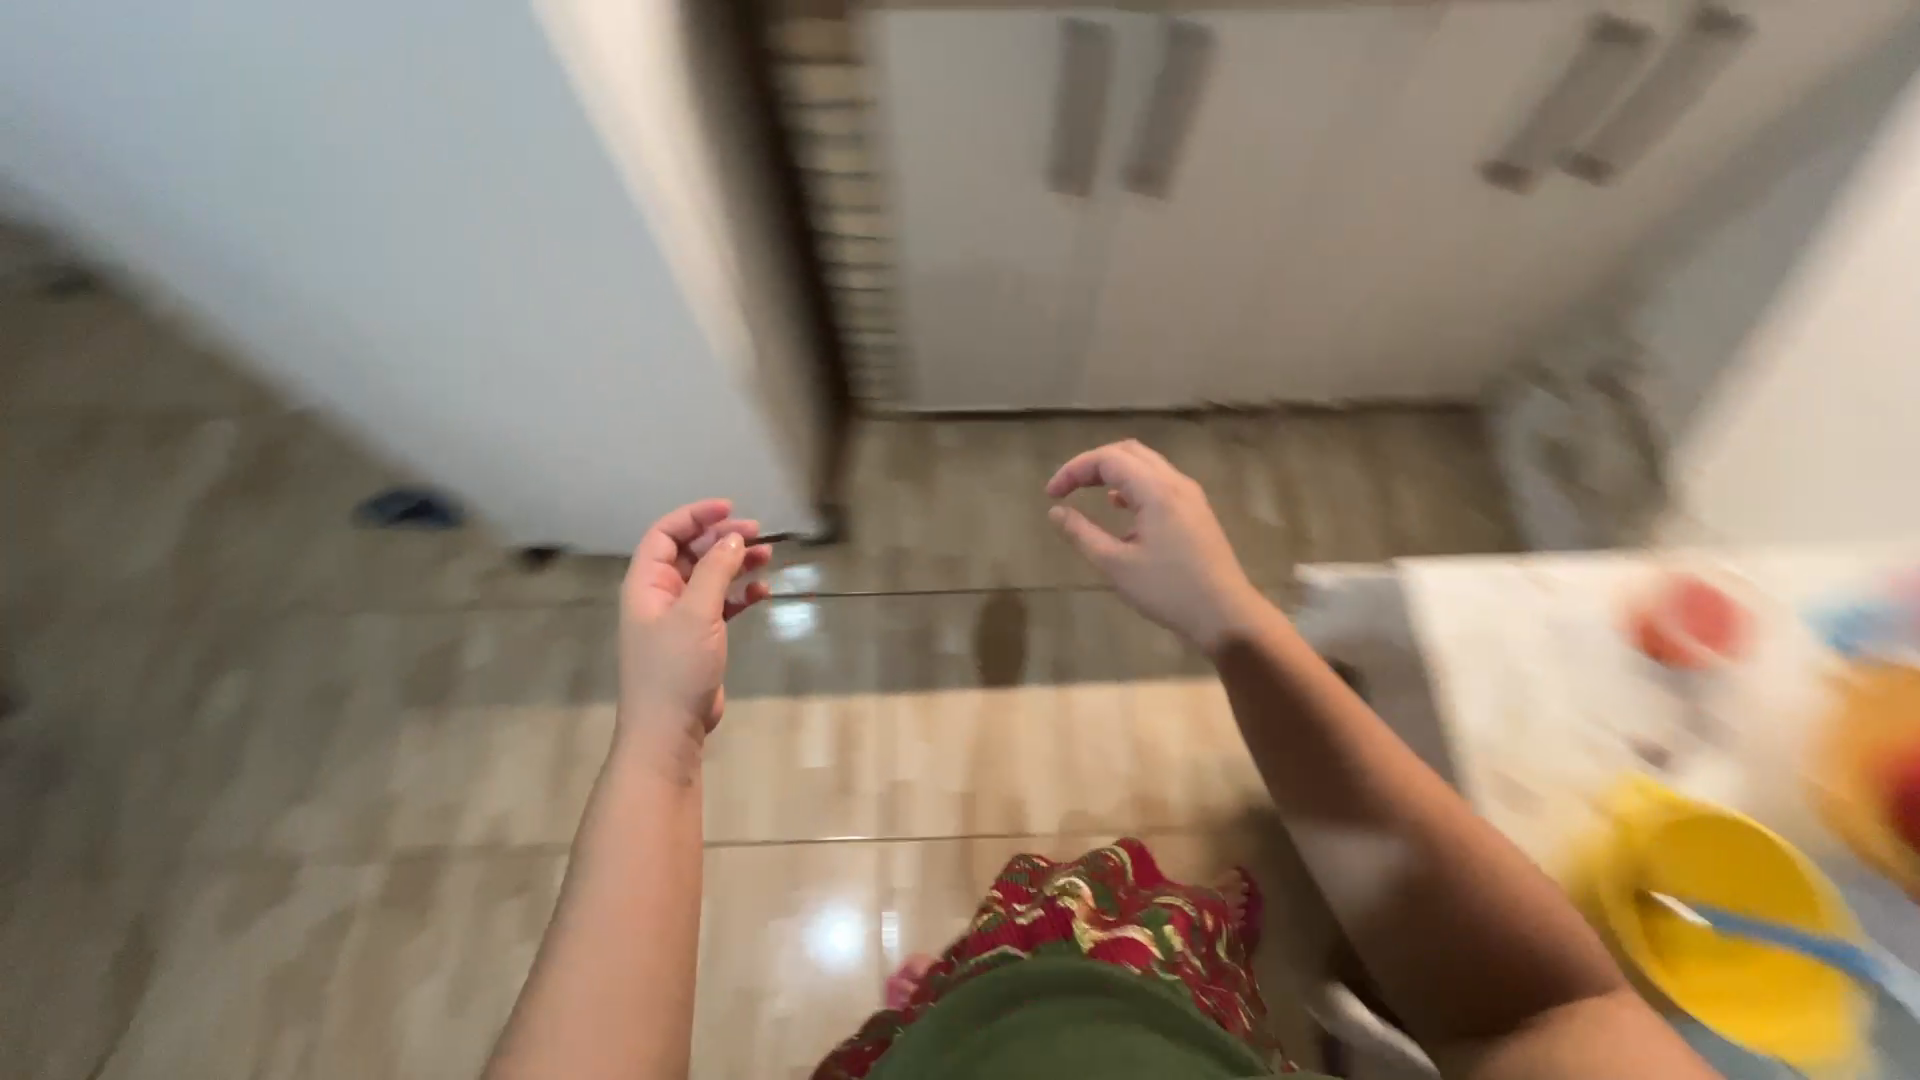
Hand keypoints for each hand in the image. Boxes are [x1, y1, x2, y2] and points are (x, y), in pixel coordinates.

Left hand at [619, 498, 771, 760]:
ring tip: (767, 557)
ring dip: (736, 564)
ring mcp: (679, 617)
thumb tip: (733, 538)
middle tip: (758, 534)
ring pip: (710, 577)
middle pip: (691, 552)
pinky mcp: (699, 637)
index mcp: (646, 583)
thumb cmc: (674, 667)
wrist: (668, 728)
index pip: (666, 534)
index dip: (695, 516)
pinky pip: (721, 603)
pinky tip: (762, 591)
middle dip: (722, 539)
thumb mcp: (696, 613)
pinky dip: (740, 594)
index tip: (730, 508)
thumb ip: (716, 571)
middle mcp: (660, 595)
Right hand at [1046, 440, 1268, 653]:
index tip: (1051, 495)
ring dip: (1113, 471)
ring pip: (1146, 465)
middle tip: (1067, 486)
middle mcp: (1175, 483)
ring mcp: (1190, 496)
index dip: (1074, 470)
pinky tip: (1119, 507)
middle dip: (1092, 464)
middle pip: (1128, 452)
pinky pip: (1159, 482)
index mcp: (1156, 490)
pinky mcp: (1195, 511)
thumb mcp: (1116, 565)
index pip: (1107, 459)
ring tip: (1087, 492)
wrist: (1225, 614)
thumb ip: (1082, 534)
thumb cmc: (1168, 590)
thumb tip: (1056, 511)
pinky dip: (1132, 484)